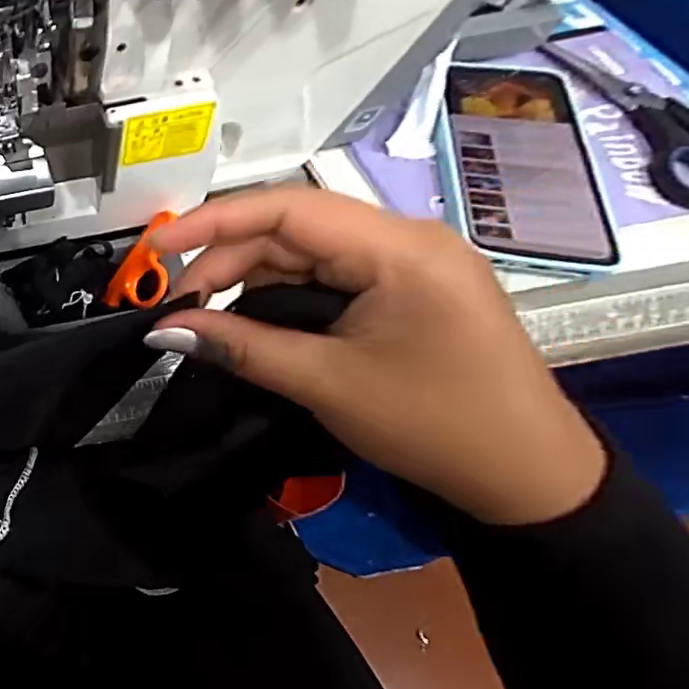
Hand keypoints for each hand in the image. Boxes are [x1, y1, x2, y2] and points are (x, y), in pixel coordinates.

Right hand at [143, 186, 603, 525]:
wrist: (529, 479)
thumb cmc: (437, 426)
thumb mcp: (326, 383)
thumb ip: (240, 347)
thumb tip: (165, 329)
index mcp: (399, 249)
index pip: (288, 209)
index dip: (213, 220)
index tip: (159, 245)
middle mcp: (404, 239)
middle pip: (290, 230)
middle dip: (227, 263)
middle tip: (181, 308)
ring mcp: (406, 262)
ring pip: (302, 253)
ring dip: (250, 282)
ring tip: (210, 321)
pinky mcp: (403, 286)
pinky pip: (325, 274)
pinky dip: (281, 296)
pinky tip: (254, 322)